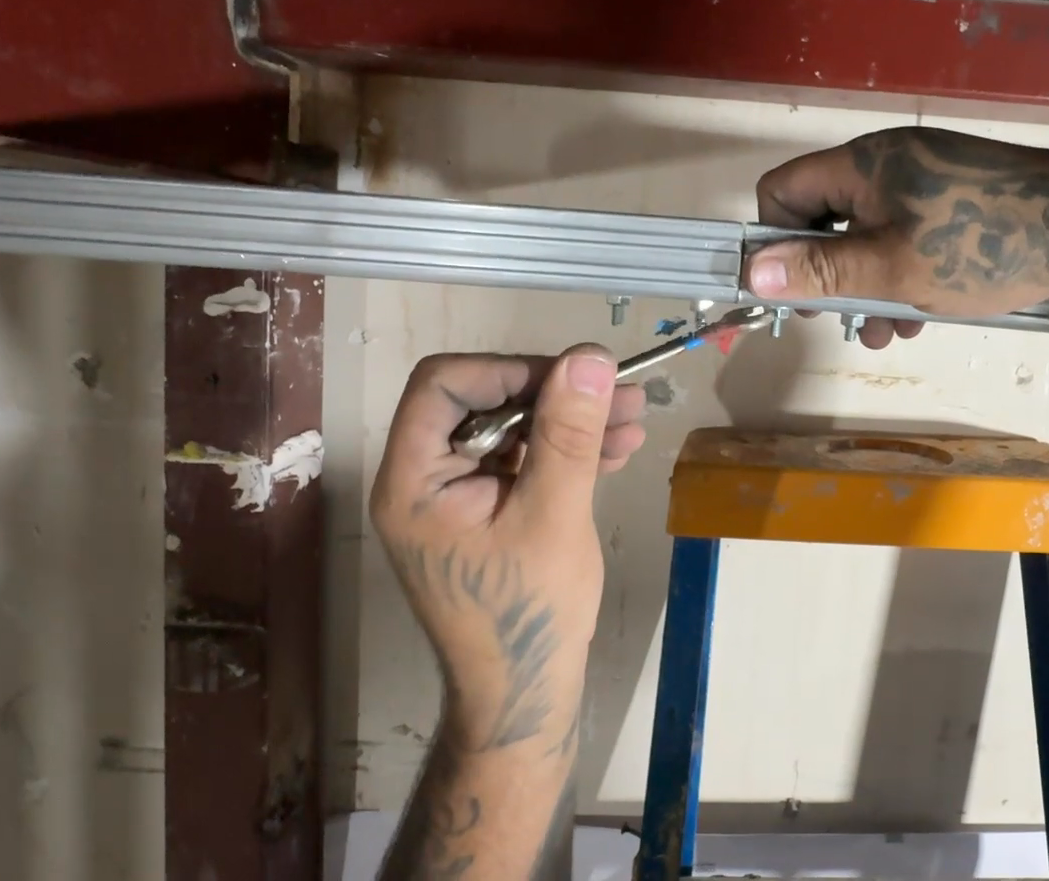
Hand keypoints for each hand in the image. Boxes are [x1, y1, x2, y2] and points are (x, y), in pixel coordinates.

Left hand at [369, 346, 647, 751]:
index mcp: (414, 478)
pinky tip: (618, 452)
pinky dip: (569, 453)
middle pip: (486, 403)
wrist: (527, 692)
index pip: (444, 385)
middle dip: (558, 397)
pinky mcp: (489, 511)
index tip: (573, 381)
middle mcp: (426, 478)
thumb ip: (569, 432)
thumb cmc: (529, 611)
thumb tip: (590, 355)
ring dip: (573, 423)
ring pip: (515, 430)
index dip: (510, 370)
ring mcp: (459, 496)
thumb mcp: (555, 513)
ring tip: (635, 421)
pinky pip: (525, 461)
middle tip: (623, 395)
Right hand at [747, 127, 1048, 347]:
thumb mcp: (890, 269)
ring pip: (868, 235)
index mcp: (862, 165)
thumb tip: (752, 273)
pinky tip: (922, 315)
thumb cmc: (980, 246)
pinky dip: (902, 275)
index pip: (782, 189)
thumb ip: (819, 270)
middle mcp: (888, 163)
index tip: (794, 289)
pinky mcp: (957, 198)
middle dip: (828, 276)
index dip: (774, 240)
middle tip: (840, 321)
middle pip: (825, 218)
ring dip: (867, 287)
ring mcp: (926, 179)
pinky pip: (906, 235)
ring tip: (888, 333)